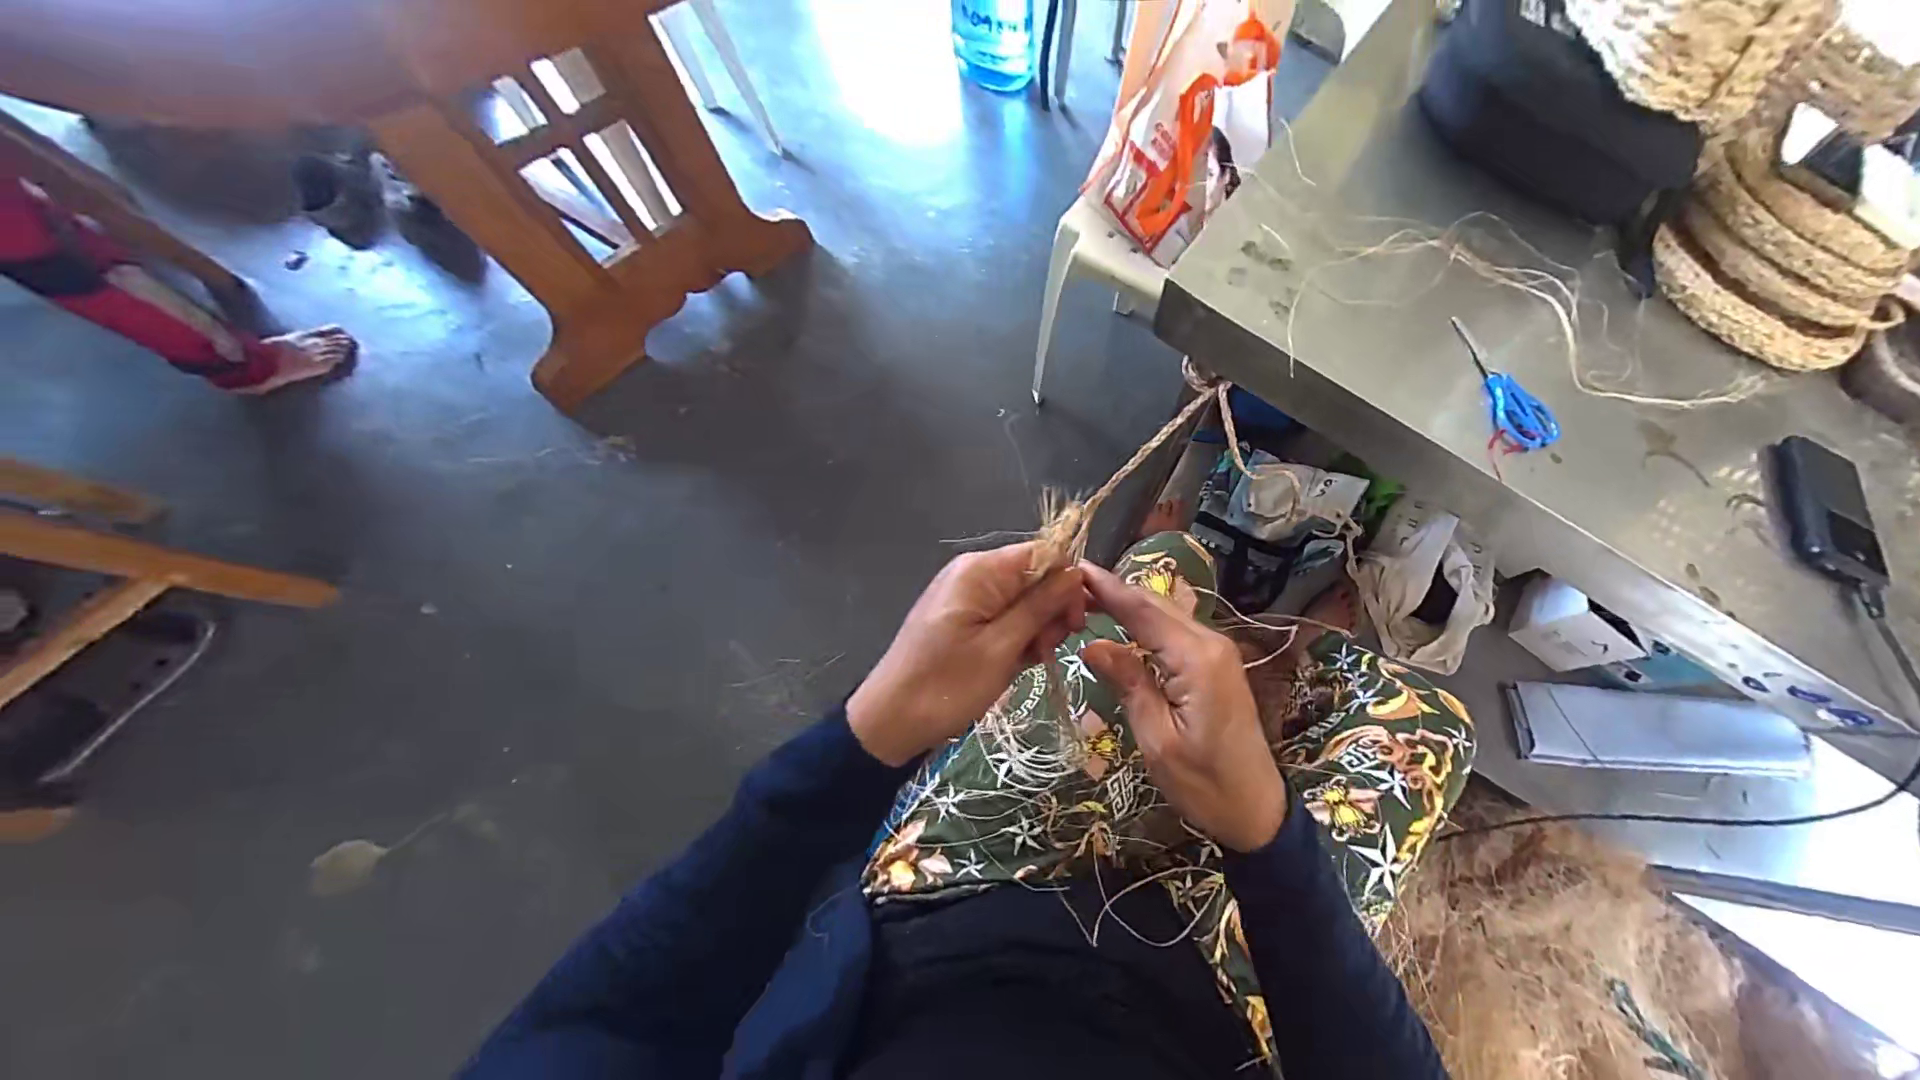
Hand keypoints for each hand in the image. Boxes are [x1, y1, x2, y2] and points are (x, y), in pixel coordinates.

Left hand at [847, 544, 1086, 765]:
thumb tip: (1077, 572)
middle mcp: (974, 572)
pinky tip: (1012, 663)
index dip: (1067, 584)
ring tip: (1025, 662)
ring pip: (1023, 600)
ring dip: (1035, 630)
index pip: (1045, 553)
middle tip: (1044, 651)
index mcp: (981, 569)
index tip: (1074, 624)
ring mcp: (967, 594)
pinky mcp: (963, 616)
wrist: (891, 719)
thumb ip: (1040, 607)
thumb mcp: (1001, 647)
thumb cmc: (947, 684)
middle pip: (1035, 576)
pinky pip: (1004, 616)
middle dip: (1050, 612)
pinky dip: (1016, 638)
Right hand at [1078, 562, 1286, 851]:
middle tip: (1068, 584)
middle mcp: (1210, 644)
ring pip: (1164, 614)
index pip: (1143, 611)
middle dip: (1112, 591)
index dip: (1107, 588)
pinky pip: (1173, 631)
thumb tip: (1093, 645)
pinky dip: (1143, 622)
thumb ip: (1129, 684)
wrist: (1258, 810)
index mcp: (1196, 659)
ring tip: (1084, 598)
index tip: (1073, 567)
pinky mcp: (1215, 664)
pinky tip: (1119, 622)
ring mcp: (1217, 652)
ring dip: (1126, 603)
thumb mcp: (1157, 740)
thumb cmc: (1205, 784)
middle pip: (1155, 605)